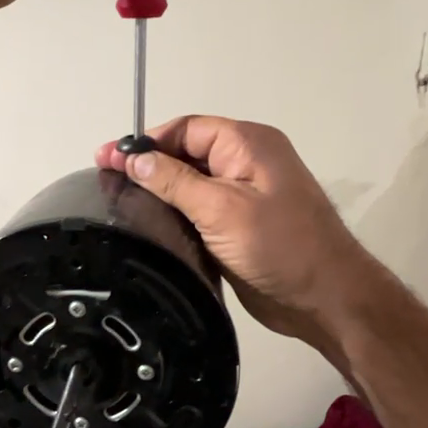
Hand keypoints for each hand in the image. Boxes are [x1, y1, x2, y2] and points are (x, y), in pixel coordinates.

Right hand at [96, 116, 379, 350]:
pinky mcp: (238, 227)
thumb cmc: (278, 247)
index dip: (145, 142)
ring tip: (116, 204)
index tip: (105, 160)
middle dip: (147, 165)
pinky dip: (174, 215)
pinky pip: (199, 212)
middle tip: (104, 182)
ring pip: (191, 185)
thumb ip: (174, 182)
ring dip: (159, 192)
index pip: (186, 129)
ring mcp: (244, 196)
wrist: (323, 298)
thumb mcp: (221, 209)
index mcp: (247, 144)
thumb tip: (133, 159)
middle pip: (186, 154)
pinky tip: (147, 227)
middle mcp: (245, 163)